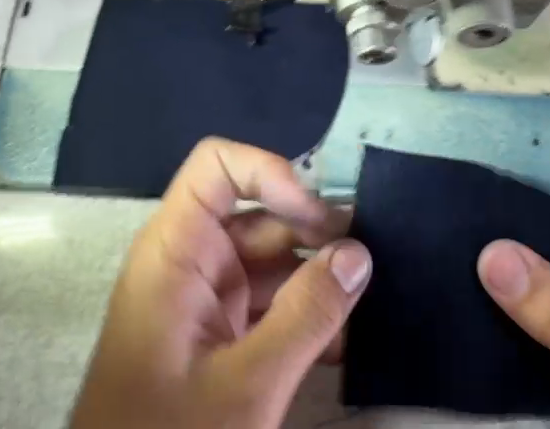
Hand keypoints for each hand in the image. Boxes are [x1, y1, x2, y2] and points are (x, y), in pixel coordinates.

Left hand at [69, 138, 372, 428]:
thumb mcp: (247, 381)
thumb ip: (307, 315)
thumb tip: (358, 253)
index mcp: (176, 249)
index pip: (217, 167)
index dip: (270, 173)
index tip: (320, 218)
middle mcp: (190, 260)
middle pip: (258, 215)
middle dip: (315, 234)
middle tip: (373, 263)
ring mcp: (204, 299)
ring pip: (271, 263)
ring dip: (318, 282)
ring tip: (372, 302)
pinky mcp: (217, 335)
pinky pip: (268, 304)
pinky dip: (304, 317)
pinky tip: (347, 343)